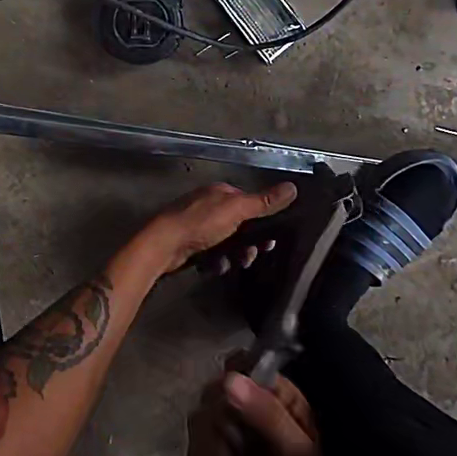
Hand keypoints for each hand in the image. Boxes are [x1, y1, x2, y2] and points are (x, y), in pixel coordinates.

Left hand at [133, 180, 296, 275]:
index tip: (269, 241)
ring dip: (233, 256)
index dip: (262, 222)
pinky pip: (211, 254)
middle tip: (250, 256)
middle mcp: (208, 205)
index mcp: (220, 192)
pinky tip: (214, 267)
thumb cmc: (201, 223)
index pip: (249, 204)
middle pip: (239, 226)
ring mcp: (196, 225)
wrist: (164, 245)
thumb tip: (292, 187)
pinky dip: (216, 262)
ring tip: (232, 263)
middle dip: (248, 243)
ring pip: (226, 243)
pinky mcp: (189, 244)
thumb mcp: (236, 210)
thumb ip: (263, 201)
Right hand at [187, 367, 320, 455]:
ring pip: (201, 418)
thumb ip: (267, 416)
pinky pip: (195, 446)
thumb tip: (231, 379)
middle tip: (234, 448)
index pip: (248, 366)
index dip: (232, 378)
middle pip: (217, 391)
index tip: (226, 402)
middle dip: (219, 422)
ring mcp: (234, 431)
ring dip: (210, 448)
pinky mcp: (217, 455)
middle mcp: (255, 407)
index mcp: (283, 397)